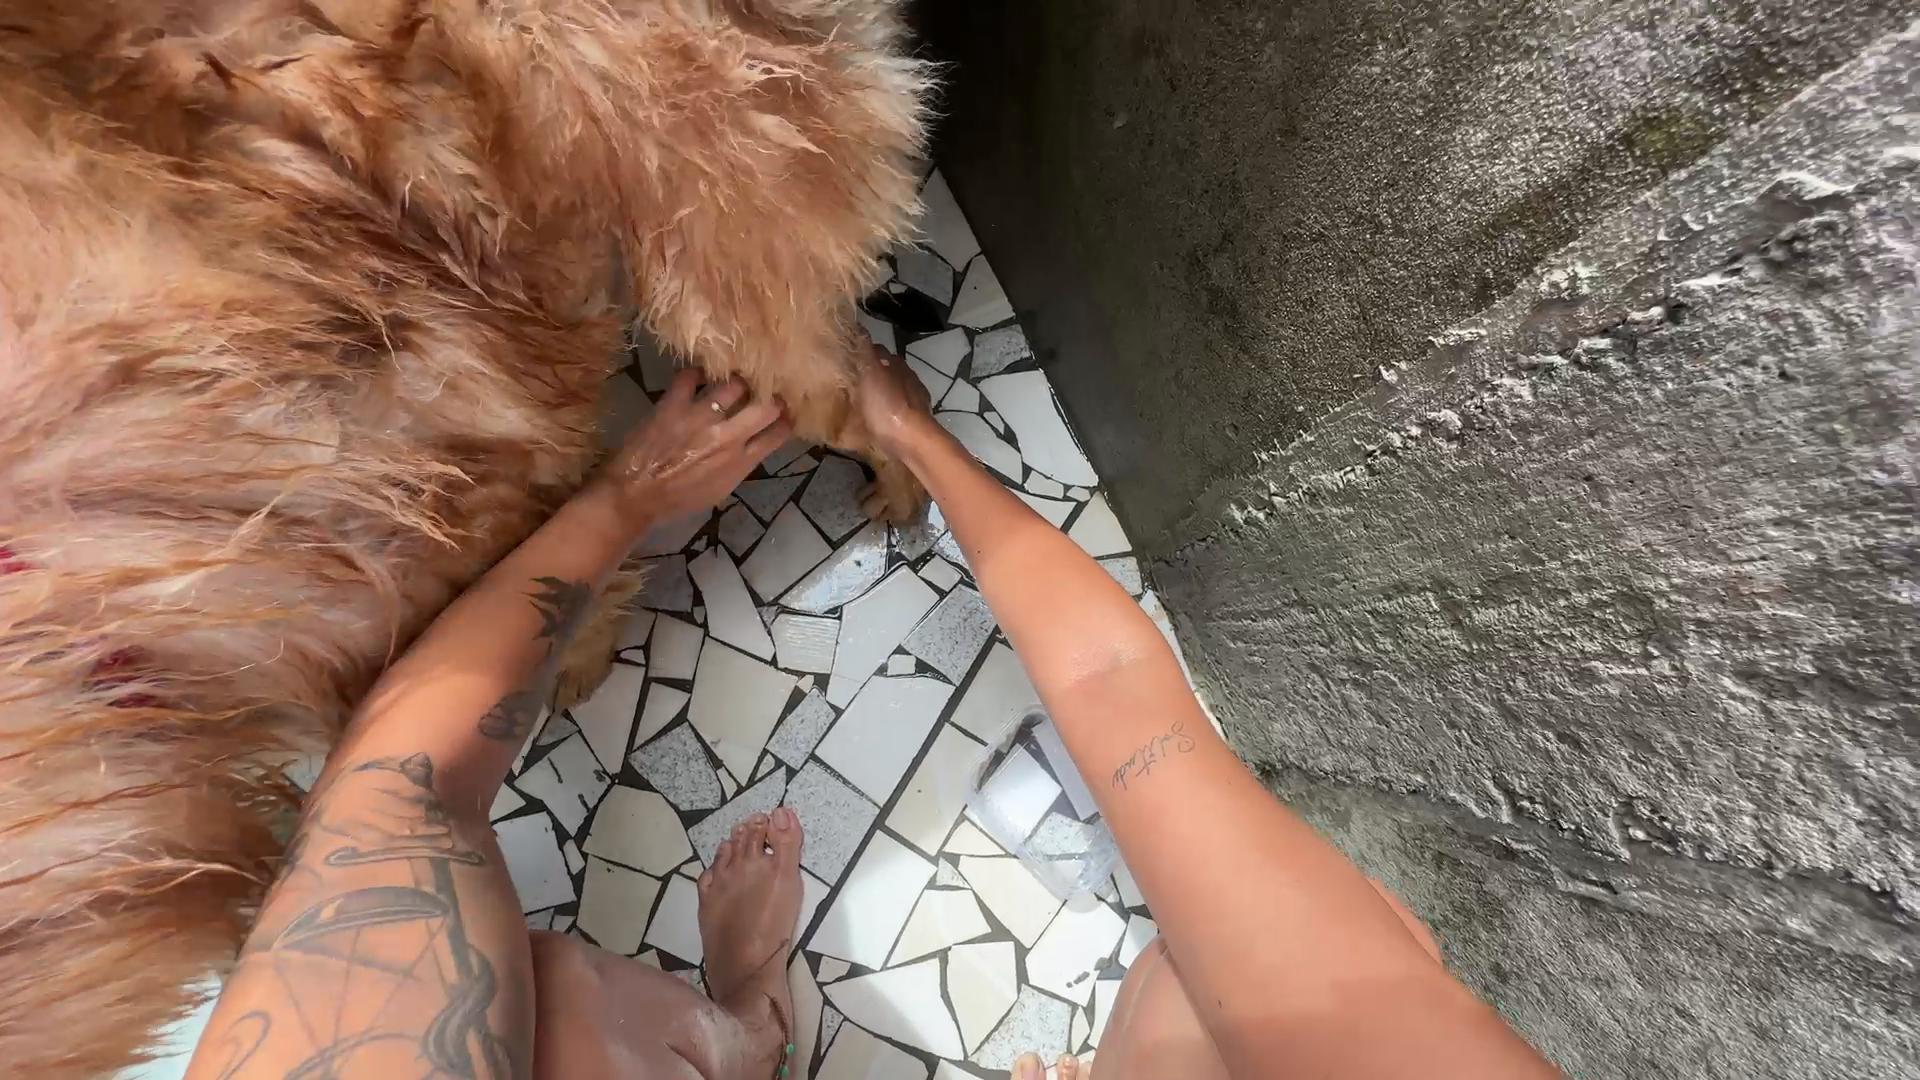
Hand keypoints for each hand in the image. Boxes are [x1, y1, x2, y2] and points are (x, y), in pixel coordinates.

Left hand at [594, 369, 791, 533]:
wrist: (636, 495)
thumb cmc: (679, 499)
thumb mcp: (721, 490)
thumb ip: (740, 464)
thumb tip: (752, 444)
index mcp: (741, 461)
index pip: (777, 434)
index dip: (787, 420)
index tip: (787, 413)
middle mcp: (727, 437)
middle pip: (765, 407)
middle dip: (771, 396)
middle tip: (767, 390)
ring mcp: (701, 417)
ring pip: (733, 385)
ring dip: (739, 381)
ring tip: (737, 378)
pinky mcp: (674, 404)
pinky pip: (690, 376)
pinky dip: (697, 372)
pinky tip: (701, 374)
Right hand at [853, 336, 934, 454]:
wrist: (912, 442)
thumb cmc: (888, 407)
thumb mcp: (870, 374)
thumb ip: (865, 352)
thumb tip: (859, 327)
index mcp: (898, 365)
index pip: (880, 351)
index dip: (864, 352)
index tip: (848, 357)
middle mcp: (910, 379)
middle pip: (889, 371)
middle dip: (873, 373)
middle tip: (852, 380)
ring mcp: (915, 402)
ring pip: (894, 391)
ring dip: (881, 393)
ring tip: (862, 401)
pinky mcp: (915, 423)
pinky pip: (897, 411)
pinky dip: (887, 411)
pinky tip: (878, 419)